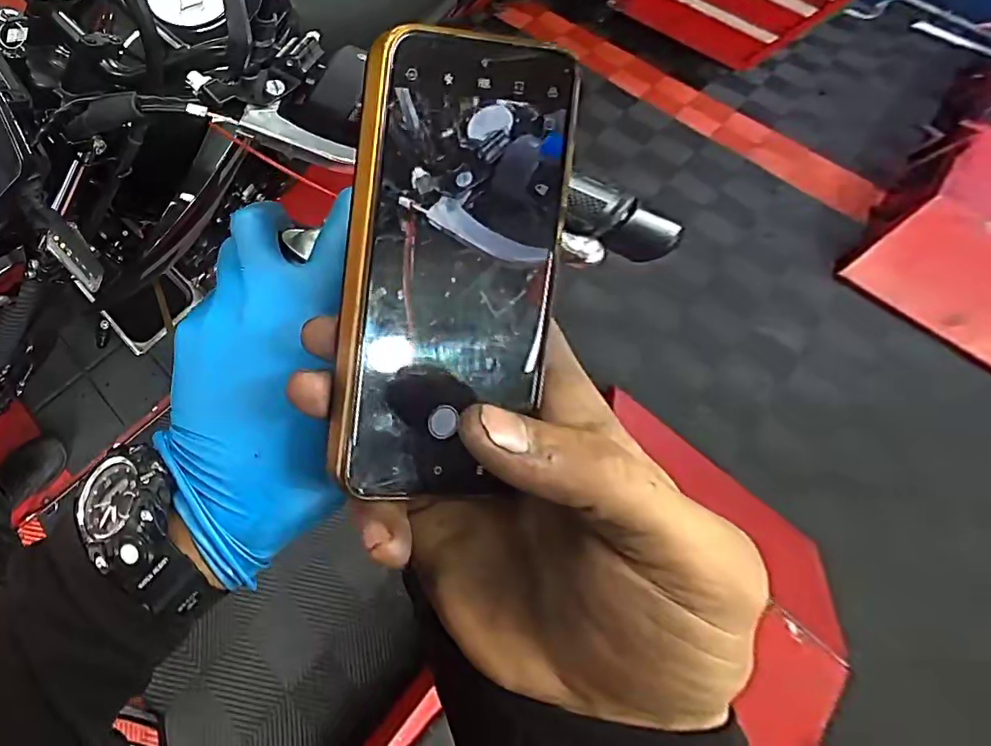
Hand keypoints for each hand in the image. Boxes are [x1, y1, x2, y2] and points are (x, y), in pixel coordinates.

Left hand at [154, 194, 350, 588]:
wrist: (222, 494)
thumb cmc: (294, 464)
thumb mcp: (352, 413)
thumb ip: (359, 360)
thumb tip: (364, 329)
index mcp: (314, 308)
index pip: (337, 231)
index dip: (348, 205)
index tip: (355, 197)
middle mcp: (262, 296)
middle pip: (257, 222)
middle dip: (274, 224)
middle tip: (289, 244)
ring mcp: (221, 310)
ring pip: (230, 257)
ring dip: (250, 263)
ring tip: (265, 291)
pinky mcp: (192, 330)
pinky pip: (213, 300)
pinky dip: (230, 306)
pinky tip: (239, 340)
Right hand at [288, 319, 768, 731]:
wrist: (617, 715)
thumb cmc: (672, 612)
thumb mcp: (679, 546)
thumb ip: (594, 477)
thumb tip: (480, 423)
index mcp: (556, 412)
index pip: (508, 337)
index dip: (459, 305)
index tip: (398, 286)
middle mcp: (493, 429)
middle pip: (423, 370)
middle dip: (368, 346)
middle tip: (324, 333)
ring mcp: (447, 474)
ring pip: (381, 424)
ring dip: (340, 410)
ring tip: (311, 398)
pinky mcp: (418, 521)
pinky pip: (372, 498)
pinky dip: (365, 512)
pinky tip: (383, 543)